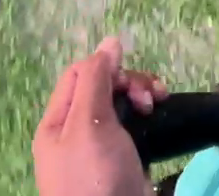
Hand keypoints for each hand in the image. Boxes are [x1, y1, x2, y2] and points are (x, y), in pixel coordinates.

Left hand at [33, 36, 167, 195]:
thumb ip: (97, 79)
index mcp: (57, 123)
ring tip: (159, 103)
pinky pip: (134, 121)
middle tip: (149, 98)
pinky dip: (149, 112)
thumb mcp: (89, 124)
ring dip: (143, 93)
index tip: (127, 82)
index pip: (80, 73)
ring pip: (122, 100)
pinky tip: (161, 113)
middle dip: (130, 82)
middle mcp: (75, 132)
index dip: (106, 68)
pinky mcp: (122, 157)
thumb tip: (110, 41)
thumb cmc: (94, 177)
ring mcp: (100, 146)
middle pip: (103, 84)